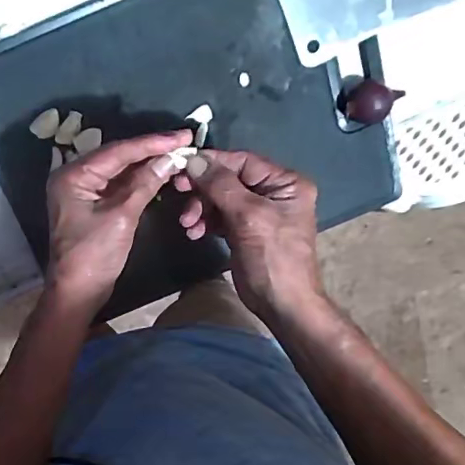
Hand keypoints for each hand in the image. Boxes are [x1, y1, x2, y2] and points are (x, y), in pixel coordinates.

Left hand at [45, 129, 192, 313]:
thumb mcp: (122, 217)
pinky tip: (160, 173)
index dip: (152, 143)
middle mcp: (74, 176)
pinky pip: (117, 185)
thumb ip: (145, 184)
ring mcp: (82, 191)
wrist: (77, 292)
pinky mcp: (91, 204)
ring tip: (177, 154)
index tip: (182, 135)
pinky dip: (138, 180)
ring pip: (119, 169)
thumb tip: (170, 159)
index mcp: (74, 175)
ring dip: (147, 164)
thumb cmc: (94, 255)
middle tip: (183, 141)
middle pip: (118, 156)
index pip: (118, 151)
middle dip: (151, 150)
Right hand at [173, 148, 324, 317]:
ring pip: (221, 199)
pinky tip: (195, 233)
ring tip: (188, 225)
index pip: (242, 161)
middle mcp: (274, 192)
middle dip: (203, 190)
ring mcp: (259, 213)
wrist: (282, 305)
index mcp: (285, 183)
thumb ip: (221, 185)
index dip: (211, 163)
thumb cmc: (272, 258)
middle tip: (179, 195)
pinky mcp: (245, 231)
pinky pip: (220, 217)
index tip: (182, 168)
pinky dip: (206, 222)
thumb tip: (194, 159)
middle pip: (229, 180)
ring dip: (201, 209)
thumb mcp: (248, 216)